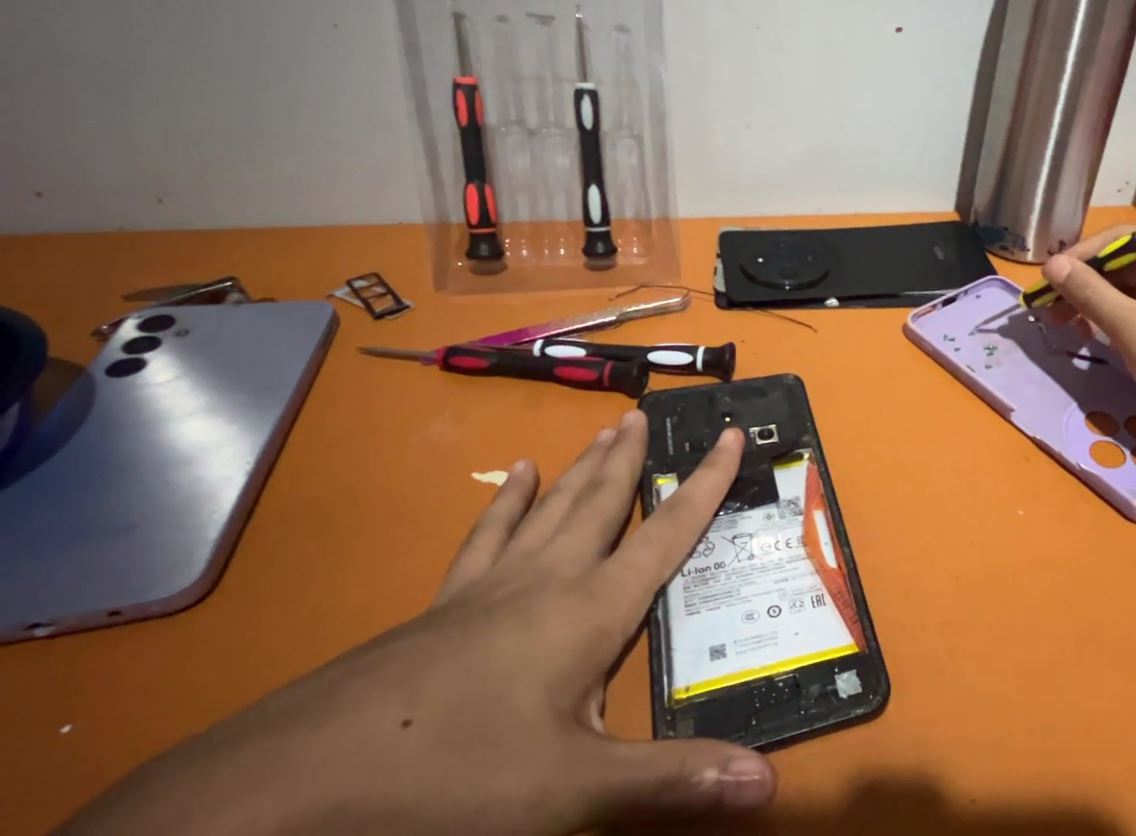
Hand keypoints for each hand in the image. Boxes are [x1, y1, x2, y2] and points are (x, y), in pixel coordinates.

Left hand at [61, 414, 772, 835]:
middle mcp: (545, 582)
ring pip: (549, 510)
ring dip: (581, 469)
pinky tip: (513, 478)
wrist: (299, 780)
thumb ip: (672, 778)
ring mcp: (488, 590)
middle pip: (600, 504)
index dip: (705, 484)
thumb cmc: (455, 775)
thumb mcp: (573, 789)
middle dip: (630, 459)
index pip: (666, 533)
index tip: (730, 434)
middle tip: (647, 413)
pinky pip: (486, 537)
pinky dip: (507, 503)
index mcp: (590, 610)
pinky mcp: (442, 608)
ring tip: (602, 431)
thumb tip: (769, 782)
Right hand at [1041, 226, 1135, 448]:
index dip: (1079, 259)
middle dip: (1085, 285)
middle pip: (1126, 263)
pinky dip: (1119, 316)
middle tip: (1049, 309)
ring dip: (1098, 302)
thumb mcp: (1130, 327)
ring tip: (1066, 325)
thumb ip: (1089, 292)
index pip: (1120, 240)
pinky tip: (1095, 333)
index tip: (1047, 281)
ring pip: (1134, 286)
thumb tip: (1052, 263)